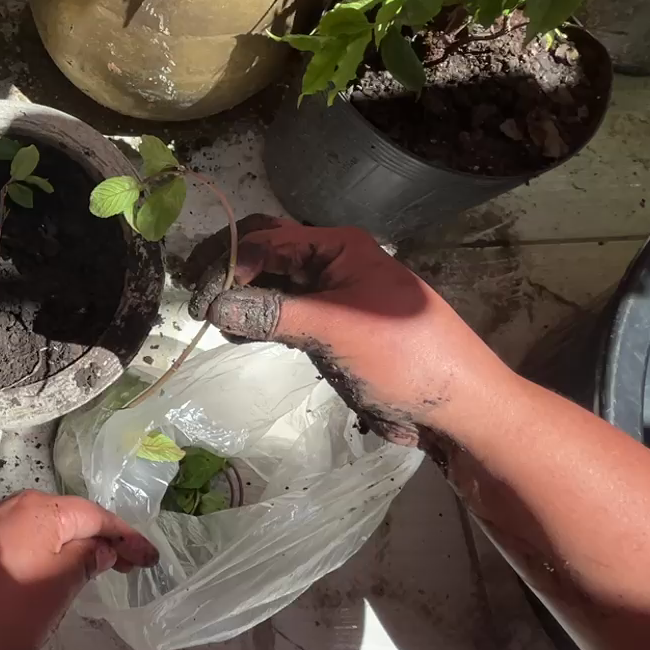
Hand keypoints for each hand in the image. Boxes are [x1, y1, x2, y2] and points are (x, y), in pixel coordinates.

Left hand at [0, 490, 157, 649]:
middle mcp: (12, 506)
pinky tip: (48, 571)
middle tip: (129, 564)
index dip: (126, 537)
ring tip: (94, 568)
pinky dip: (42, 550)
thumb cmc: (3, 613)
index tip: (150, 557)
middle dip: (100, 538)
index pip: (94, 516)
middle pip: (68, 516)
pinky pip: (19, 538)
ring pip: (42, 527)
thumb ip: (85, 561)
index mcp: (39, 510)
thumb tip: (101, 548)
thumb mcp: (58, 588)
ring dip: (70, 544)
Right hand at [185, 215, 510, 446]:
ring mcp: (323, 296)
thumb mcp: (338, 330)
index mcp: (337, 247)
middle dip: (224, 270)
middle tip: (191, 295)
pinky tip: (231, 332)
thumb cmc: (408, 358)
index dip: (230, 261)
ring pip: (265, 284)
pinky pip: (275, 312)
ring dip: (234, 295)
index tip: (203, 296)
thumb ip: (273, 314)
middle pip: (261, 254)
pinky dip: (250, 318)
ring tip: (205, 317)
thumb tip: (212, 306)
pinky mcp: (320, 327)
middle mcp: (327, 264)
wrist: (458, 410)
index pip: (268, 239)